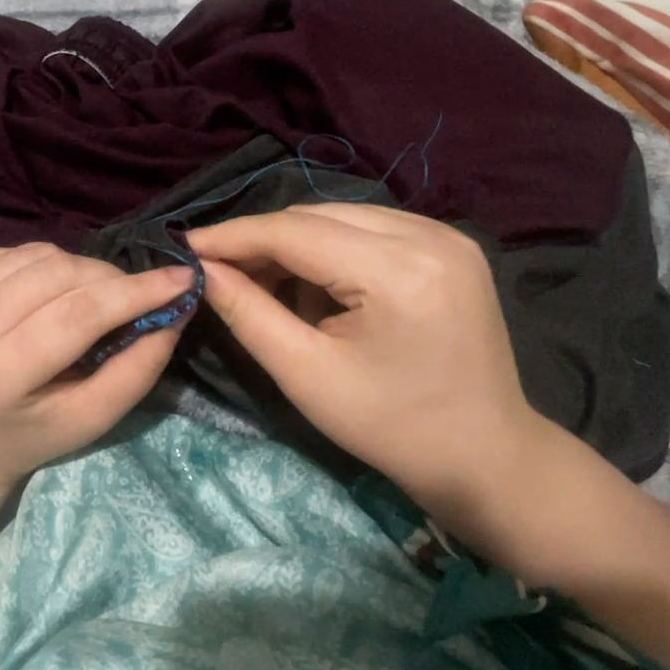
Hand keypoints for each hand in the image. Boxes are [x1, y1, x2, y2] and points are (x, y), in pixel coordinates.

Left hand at [0, 243, 191, 484]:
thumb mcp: (91, 418)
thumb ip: (136, 370)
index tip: (183, 278)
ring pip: (43, 254)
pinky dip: (53, 264)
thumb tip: (176, 310)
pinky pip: (22, 251)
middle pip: (60, 275)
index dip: (133, 292)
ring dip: (84, 269)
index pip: (76, 316)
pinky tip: (54, 293)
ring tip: (92, 301)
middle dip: (112, 279)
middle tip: (136, 298)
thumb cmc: (34, 431)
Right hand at [186, 205, 549, 520]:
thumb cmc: (389, 426)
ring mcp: (446, 234)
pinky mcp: (450, 244)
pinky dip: (330, 248)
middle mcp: (428, 235)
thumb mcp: (305, 373)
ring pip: (340, 216)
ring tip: (264, 283)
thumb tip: (202, 268)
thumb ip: (247, 312)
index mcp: (398, 271)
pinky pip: (368, 228)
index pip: (295, 231)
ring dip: (294, 243)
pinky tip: (314, 284)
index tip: (186, 247)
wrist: (484, 455)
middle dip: (262, 240)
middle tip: (219, 272)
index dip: (234, 236)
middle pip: (317, 215)